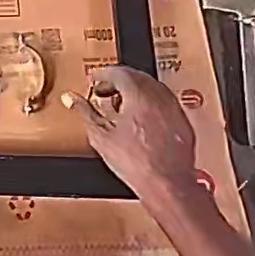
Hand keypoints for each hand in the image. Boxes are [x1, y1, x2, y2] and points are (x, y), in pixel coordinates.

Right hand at [61, 66, 202, 205]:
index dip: (103, 74)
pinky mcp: (182, 122)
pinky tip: (140, 120)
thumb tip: (71, 98)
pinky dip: (150, 104)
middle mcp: (160, 97)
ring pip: (152, 88)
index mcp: (139, 95)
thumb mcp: (101, 136)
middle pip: (137, 77)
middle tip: (104, 91)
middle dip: (118, 81)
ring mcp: (174, 109)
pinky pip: (164, 103)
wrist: (166, 184)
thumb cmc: (137, 163)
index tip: (95, 79)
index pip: (120, 72)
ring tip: (120, 106)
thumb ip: (85, 112)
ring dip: (135, 91)